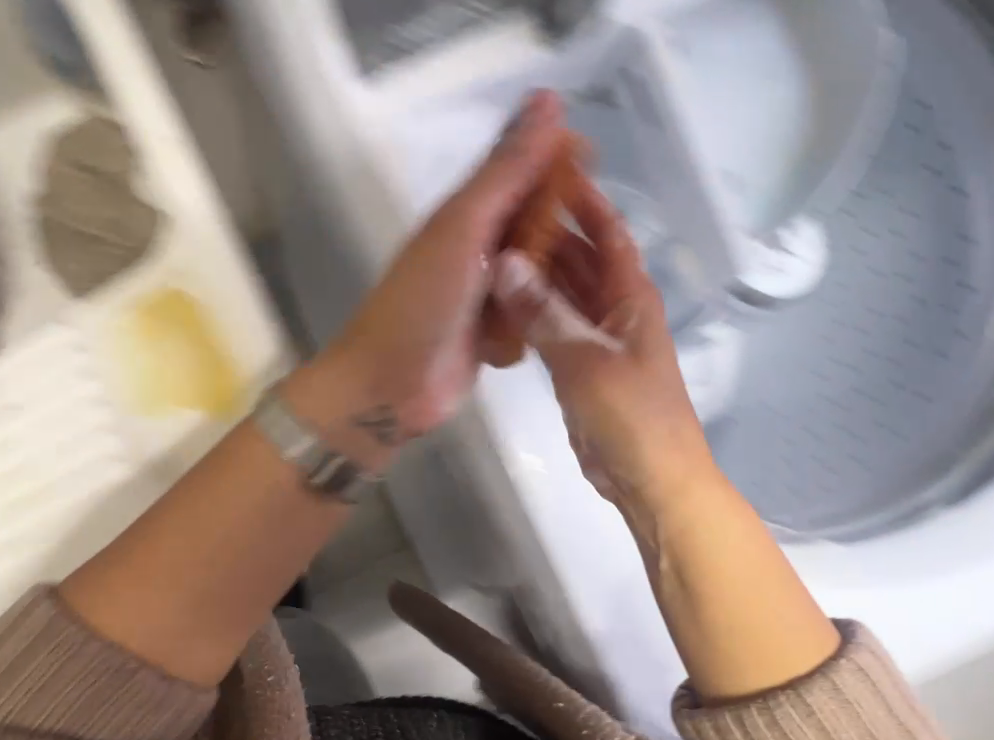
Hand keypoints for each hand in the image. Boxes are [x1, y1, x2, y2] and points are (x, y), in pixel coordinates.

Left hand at [283, 92, 569, 469]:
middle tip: (604, 239)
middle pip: (533, 224)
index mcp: (466, 214)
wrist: (389, 387)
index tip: (596, 163)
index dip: (556, 162)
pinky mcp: (492, 335)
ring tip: (593, 285)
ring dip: (557, 277)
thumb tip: (548, 99)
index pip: (520, 171)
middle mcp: (476, 249)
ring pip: (536, 272)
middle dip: (563, 228)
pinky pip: (529, 315)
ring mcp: (485, 295)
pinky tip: (562, 323)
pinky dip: (538, 318)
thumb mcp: (465, 228)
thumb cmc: (421, 303)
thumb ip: (506, 172)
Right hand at [488, 174, 716, 520]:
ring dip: (535, 274)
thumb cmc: (632, 416)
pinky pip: (552, 330)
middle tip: (499, 210)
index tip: (548, 170)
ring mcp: (596, 342)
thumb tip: (505, 263)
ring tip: (489, 249)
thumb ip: (545, 313)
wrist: (650, 478)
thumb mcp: (587, 361)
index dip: (583, 201)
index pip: (608, 233)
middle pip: (581, 260)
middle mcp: (615, 310)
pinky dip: (529, 315)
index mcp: (631, 297)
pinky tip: (498, 305)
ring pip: (562, 295)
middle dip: (549, 234)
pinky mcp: (579, 371)